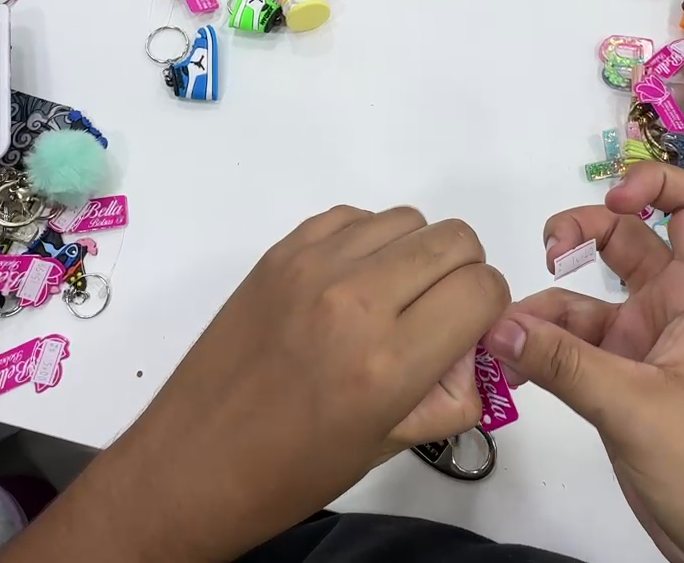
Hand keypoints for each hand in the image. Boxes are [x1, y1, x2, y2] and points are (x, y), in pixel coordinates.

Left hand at [5, 206, 508, 562]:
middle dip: (462, 273)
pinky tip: (348, 280)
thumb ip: (454, 389)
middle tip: (435, 311)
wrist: (195, 459)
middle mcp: (355, 297)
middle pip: (454, 238)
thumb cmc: (296, 468)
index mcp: (389, 360)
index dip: (488, 307)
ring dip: (415, 252)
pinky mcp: (282, 249)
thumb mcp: (391, 444)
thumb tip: (479, 342)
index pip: (482, 288)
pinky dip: (367, 240)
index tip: (467, 329)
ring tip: (388, 295)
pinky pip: (354, 215)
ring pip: (407, 218)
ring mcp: (313, 263)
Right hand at [482, 162, 683, 562]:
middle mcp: (668, 308)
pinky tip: (510, 367)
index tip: (611, 195)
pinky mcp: (620, 382)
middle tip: (547, 250)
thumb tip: (496, 325)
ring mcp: (642, 345)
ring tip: (504, 336)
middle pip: (625, 241)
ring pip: (585, 299)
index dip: (657, 182)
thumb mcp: (638, 409)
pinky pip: (571, 348)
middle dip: (580, 233)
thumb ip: (564, 365)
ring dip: (544, 309)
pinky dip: (540, 351)